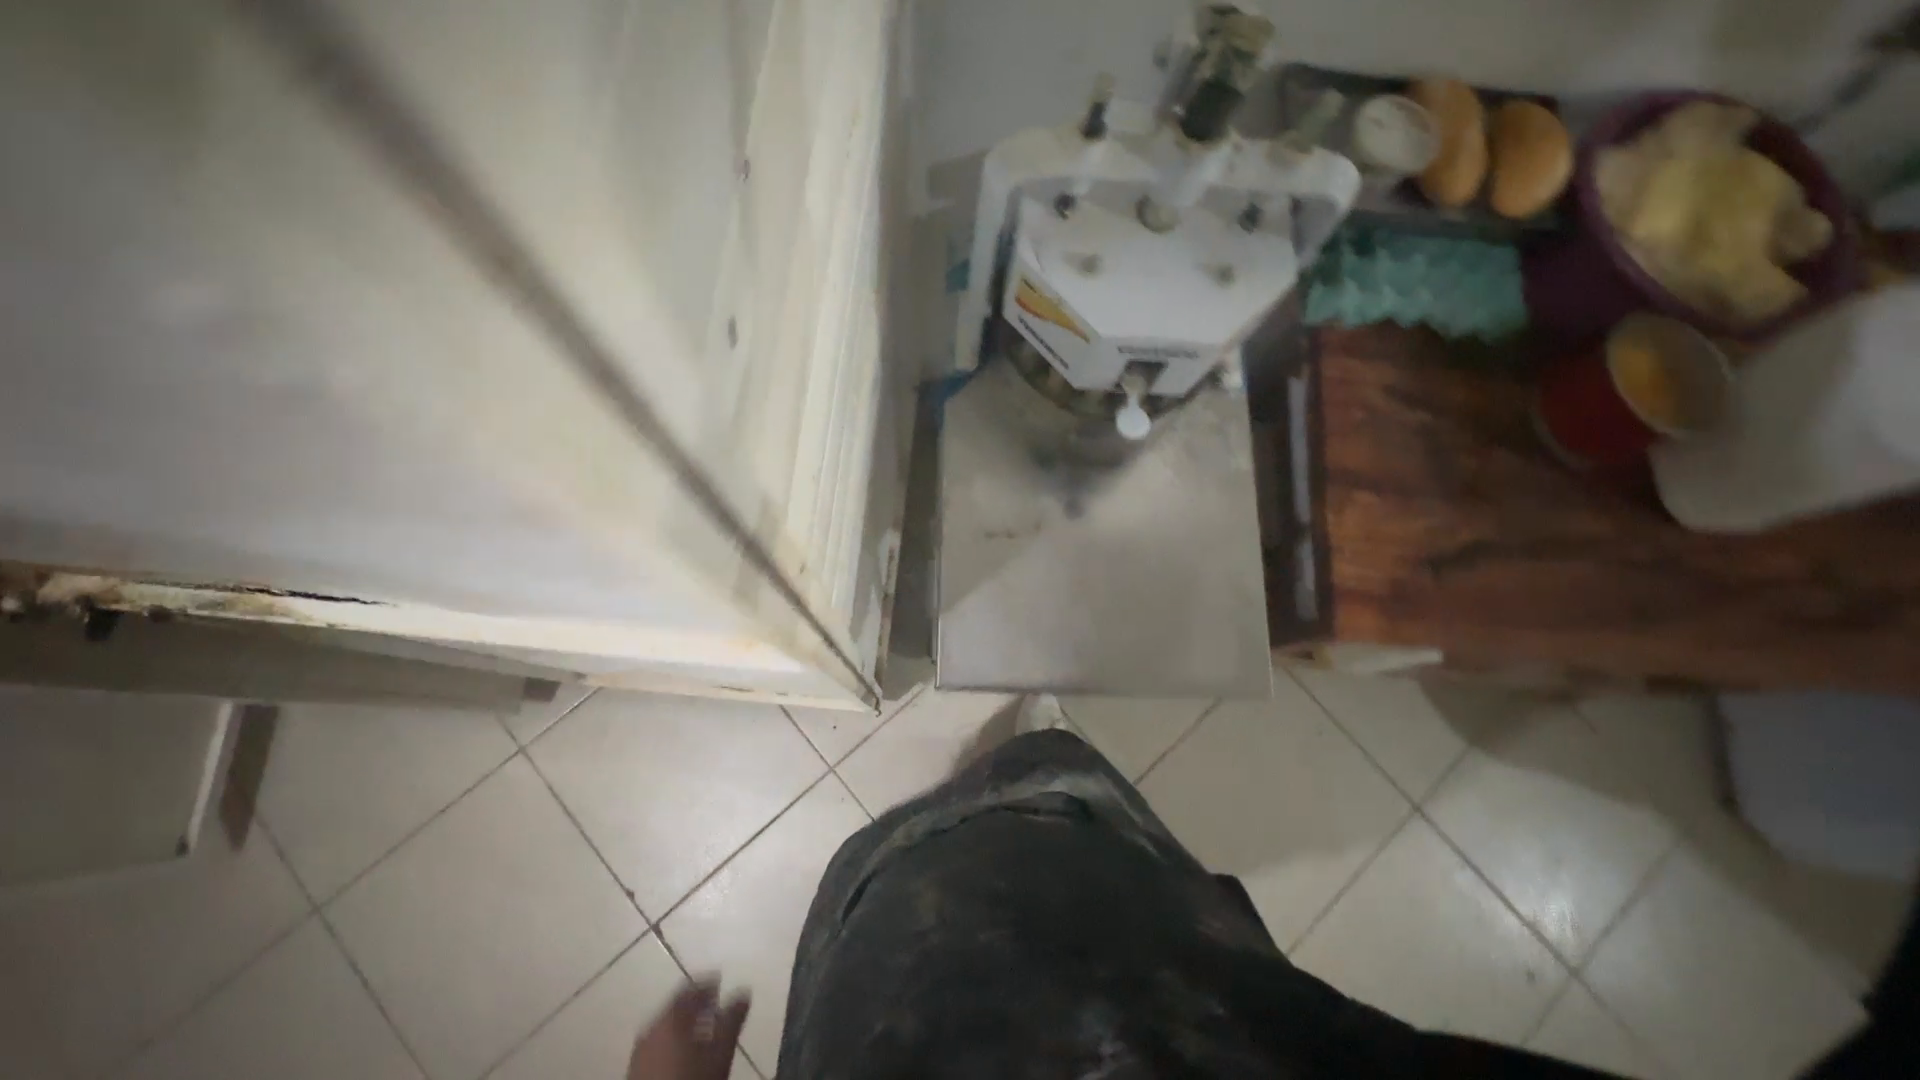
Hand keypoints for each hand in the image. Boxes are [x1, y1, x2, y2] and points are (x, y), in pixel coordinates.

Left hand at [627, 980, 750, 1079]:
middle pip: (676, 1005)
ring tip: (702, 1026)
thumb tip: (744, 991)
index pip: (690, 989)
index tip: (720, 978)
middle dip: (696, 1002)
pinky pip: (657, 1040)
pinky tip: (684, 1047)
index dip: (707, 982)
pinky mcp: (636, 1065)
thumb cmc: (692, 1076)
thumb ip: (732, 1019)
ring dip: (684, 1020)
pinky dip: (672, 1036)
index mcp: (671, 1017)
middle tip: (714, 1001)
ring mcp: (640, 1047)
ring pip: (666, 1024)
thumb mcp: (720, 1051)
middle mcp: (652, 1026)